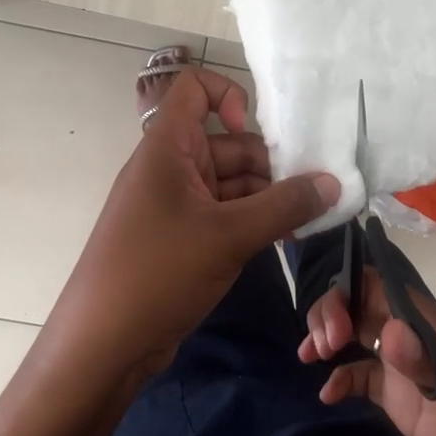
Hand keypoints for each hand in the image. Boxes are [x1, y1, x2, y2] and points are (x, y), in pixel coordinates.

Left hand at [43, 66, 338, 378]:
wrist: (102, 347)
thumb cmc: (159, 273)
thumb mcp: (229, 236)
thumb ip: (286, 206)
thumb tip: (333, 183)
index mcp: (167, 148)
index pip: (194, 88)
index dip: (229, 95)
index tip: (257, 130)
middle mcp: (170, 168)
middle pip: (227, 143)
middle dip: (270, 164)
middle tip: (312, 192)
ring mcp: (174, 205)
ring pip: (231, 182)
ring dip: (268, 198)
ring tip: (307, 222)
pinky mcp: (181, 238)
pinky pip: (224, 214)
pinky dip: (253, 221)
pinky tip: (285, 240)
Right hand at [300, 273, 435, 435]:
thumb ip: (434, 365)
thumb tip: (389, 334)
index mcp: (430, 325)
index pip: (382, 285)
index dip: (350, 290)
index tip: (333, 324)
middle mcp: (414, 339)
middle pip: (362, 305)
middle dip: (333, 312)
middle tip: (321, 345)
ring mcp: (406, 371)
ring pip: (358, 336)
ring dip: (329, 338)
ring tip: (310, 357)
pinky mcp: (402, 403)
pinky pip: (362, 380)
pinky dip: (340, 381)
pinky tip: (327, 396)